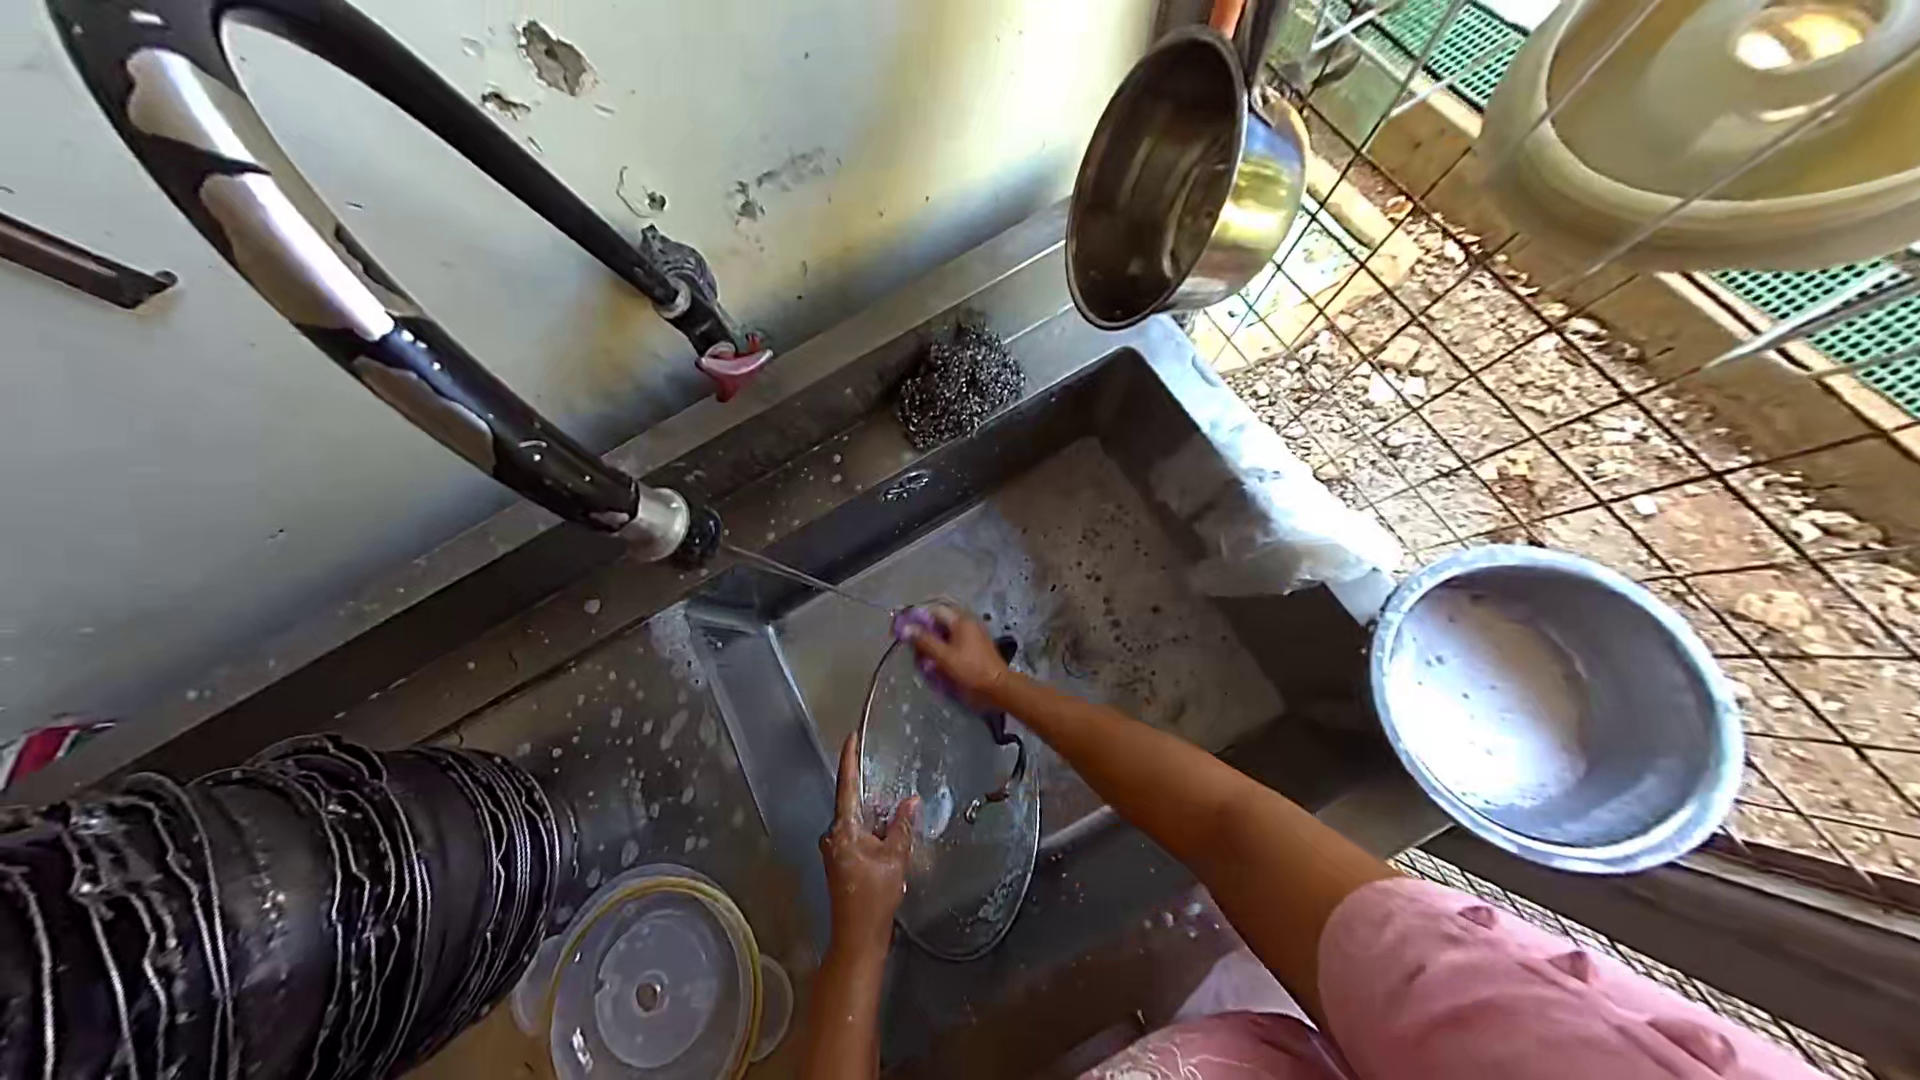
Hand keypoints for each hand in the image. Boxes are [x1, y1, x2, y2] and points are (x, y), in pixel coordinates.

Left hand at [821, 734, 916, 951]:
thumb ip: (902, 826)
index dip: (849, 760)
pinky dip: (872, 828)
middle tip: (889, 777)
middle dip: (871, 791)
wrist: (858, 938)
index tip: (851, 737)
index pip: (846, 786)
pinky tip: (889, 831)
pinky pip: (857, 833)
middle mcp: (833, 836)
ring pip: (856, 820)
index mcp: (843, 829)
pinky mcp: (841, 860)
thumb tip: (911, 800)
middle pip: (852, 803)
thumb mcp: (894, 858)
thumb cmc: (873, 898)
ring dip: (874, 814)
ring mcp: (835, 849)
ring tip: (896, 808)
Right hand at [899, 604, 1013, 708]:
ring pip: (946, 632)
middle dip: (925, 633)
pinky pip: (954, 640)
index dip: (918, 618)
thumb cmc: (970, 670)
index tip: (905, 631)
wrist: (997, 687)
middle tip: (915, 648)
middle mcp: (967, 621)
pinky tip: (938, 662)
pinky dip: (944, 648)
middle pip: (940, 621)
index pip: (934, 610)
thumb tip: (905, 628)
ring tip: (925, 658)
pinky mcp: (975, 644)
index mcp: (961, 620)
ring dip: (934, 642)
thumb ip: (924, 641)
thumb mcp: (944, 656)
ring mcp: (973, 632)